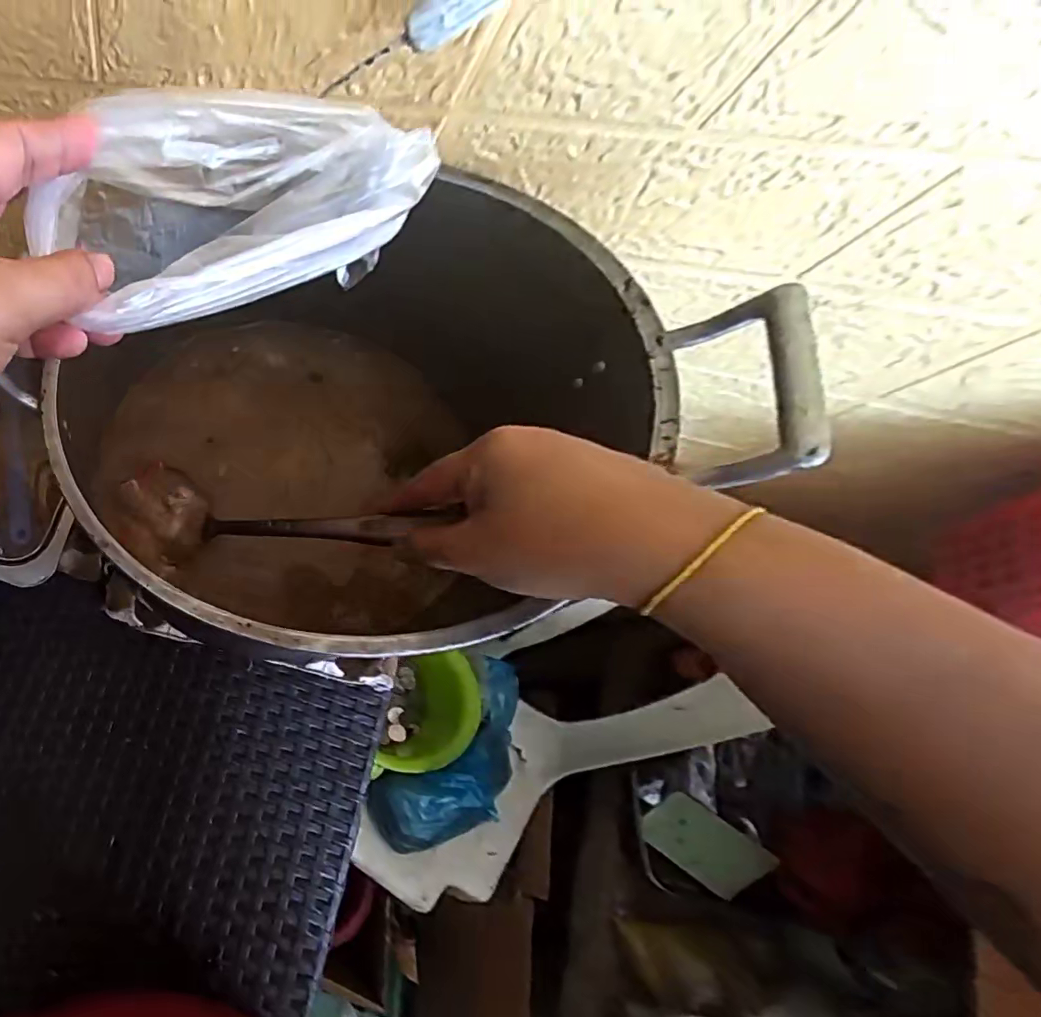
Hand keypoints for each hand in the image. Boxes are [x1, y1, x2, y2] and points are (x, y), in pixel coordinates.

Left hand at [0, 116, 119, 451]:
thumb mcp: (2, 300)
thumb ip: (62, 280)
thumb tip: (103, 270)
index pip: (8, 147)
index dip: (57, 142)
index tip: (99, 138)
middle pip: (14, 210)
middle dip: (64, 226)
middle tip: (111, 214)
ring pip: (14, 272)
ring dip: (60, 295)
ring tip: (106, 315)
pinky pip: (3, 314)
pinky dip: (37, 327)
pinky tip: (71, 344)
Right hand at [382, 426, 749, 605]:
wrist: (666, 542)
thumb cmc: (553, 544)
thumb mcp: (476, 553)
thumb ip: (428, 545)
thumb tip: (403, 540)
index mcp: (485, 451)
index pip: (425, 483)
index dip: (397, 507)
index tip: (375, 520)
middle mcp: (522, 438)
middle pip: (467, 482)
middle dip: (450, 514)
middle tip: (442, 550)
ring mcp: (564, 448)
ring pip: (506, 487)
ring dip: (491, 517)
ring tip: (499, 554)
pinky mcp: (599, 466)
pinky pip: (542, 491)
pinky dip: (528, 515)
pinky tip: (543, 542)